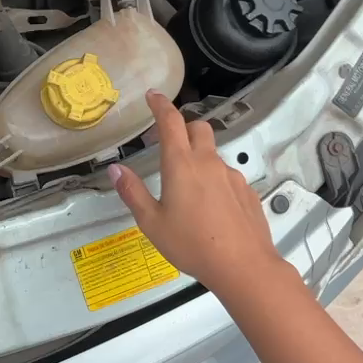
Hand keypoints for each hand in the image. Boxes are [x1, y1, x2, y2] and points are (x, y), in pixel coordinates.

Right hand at [108, 93, 296, 308]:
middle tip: (168, 144)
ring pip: (213, 154)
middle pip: (198, 128)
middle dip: (183, 128)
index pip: (171, 121)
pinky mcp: (247, 192)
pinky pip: (227, 176)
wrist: (243, 266)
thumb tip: (115, 169)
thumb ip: (132, 192)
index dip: (160, 105)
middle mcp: (208, 163)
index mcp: (181, 165)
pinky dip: (214, 180)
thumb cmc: (191, 244)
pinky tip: (209, 207)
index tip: (153, 95)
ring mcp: (232, 176)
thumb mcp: (151, 222)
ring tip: (186, 188)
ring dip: (198, 158)